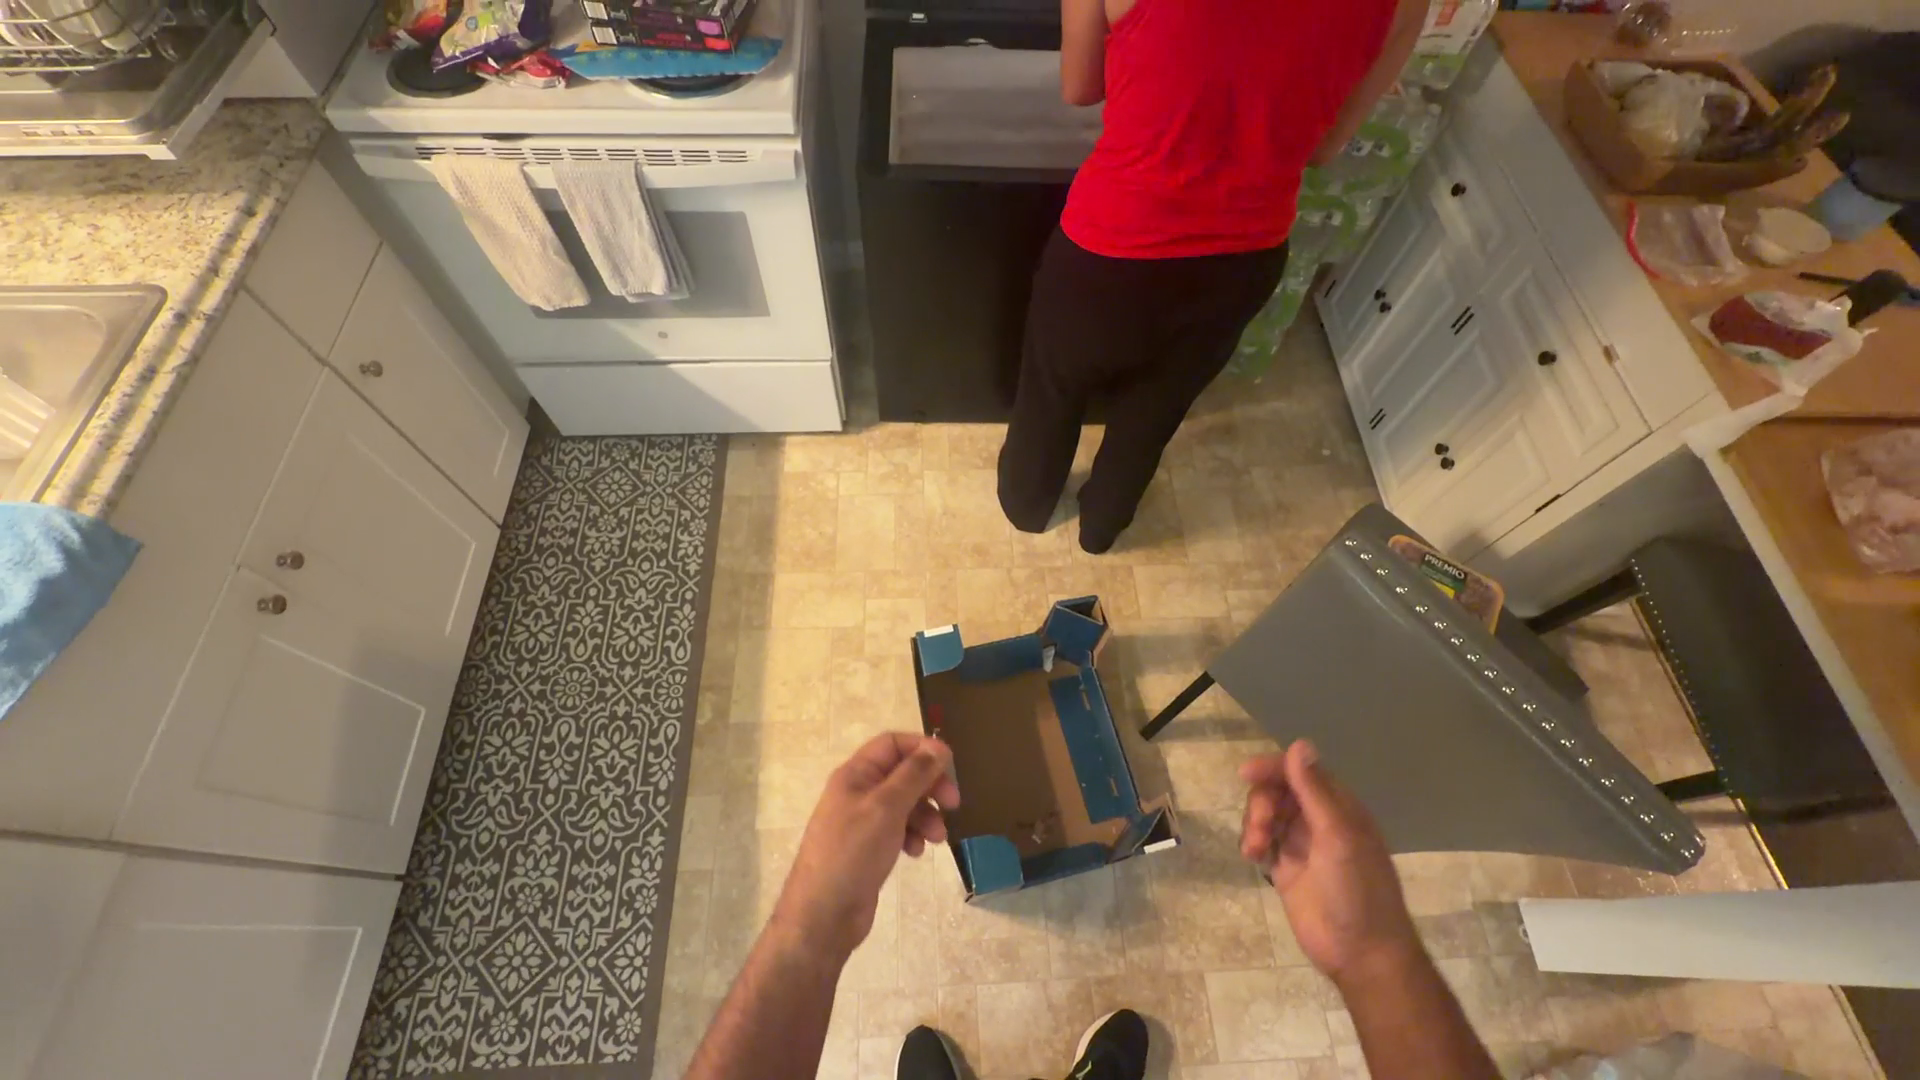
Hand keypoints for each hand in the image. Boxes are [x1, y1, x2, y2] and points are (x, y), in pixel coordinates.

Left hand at [770, 733, 960, 961]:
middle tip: (953, 803)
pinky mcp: (869, 848)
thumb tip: (938, 747)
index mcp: (855, 774)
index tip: (950, 764)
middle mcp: (858, 792)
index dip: (922, 748)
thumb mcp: (886, 807)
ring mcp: (862, 821)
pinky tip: (916, 852)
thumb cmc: (853, 852)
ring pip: (904, 804)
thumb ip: (914, 775)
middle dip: (929, 786)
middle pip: (902, 773)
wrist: (823, 915)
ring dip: (925, 815)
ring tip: (938, 838)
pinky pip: (898, 829)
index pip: (892, 744)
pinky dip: (912, 835)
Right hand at [1239, 741, 1420, 987]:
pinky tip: (1252, 856)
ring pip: (1266, 814)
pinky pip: (1262, 841)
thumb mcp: (1338, 836)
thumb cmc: (1357, 890)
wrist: (1361, 953)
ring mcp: (1301, 845)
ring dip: (1254, 823)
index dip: (1273, 768)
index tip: (1245, 774)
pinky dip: (1252, 842)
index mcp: (1339, 808)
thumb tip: (1299, 743)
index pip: (1301, 771)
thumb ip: (1315, 791)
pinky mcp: (1286, 868)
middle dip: (1261, 802)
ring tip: (1254, 848)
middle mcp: (1319, 821)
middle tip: (1259, 827)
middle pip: (1278, 791)